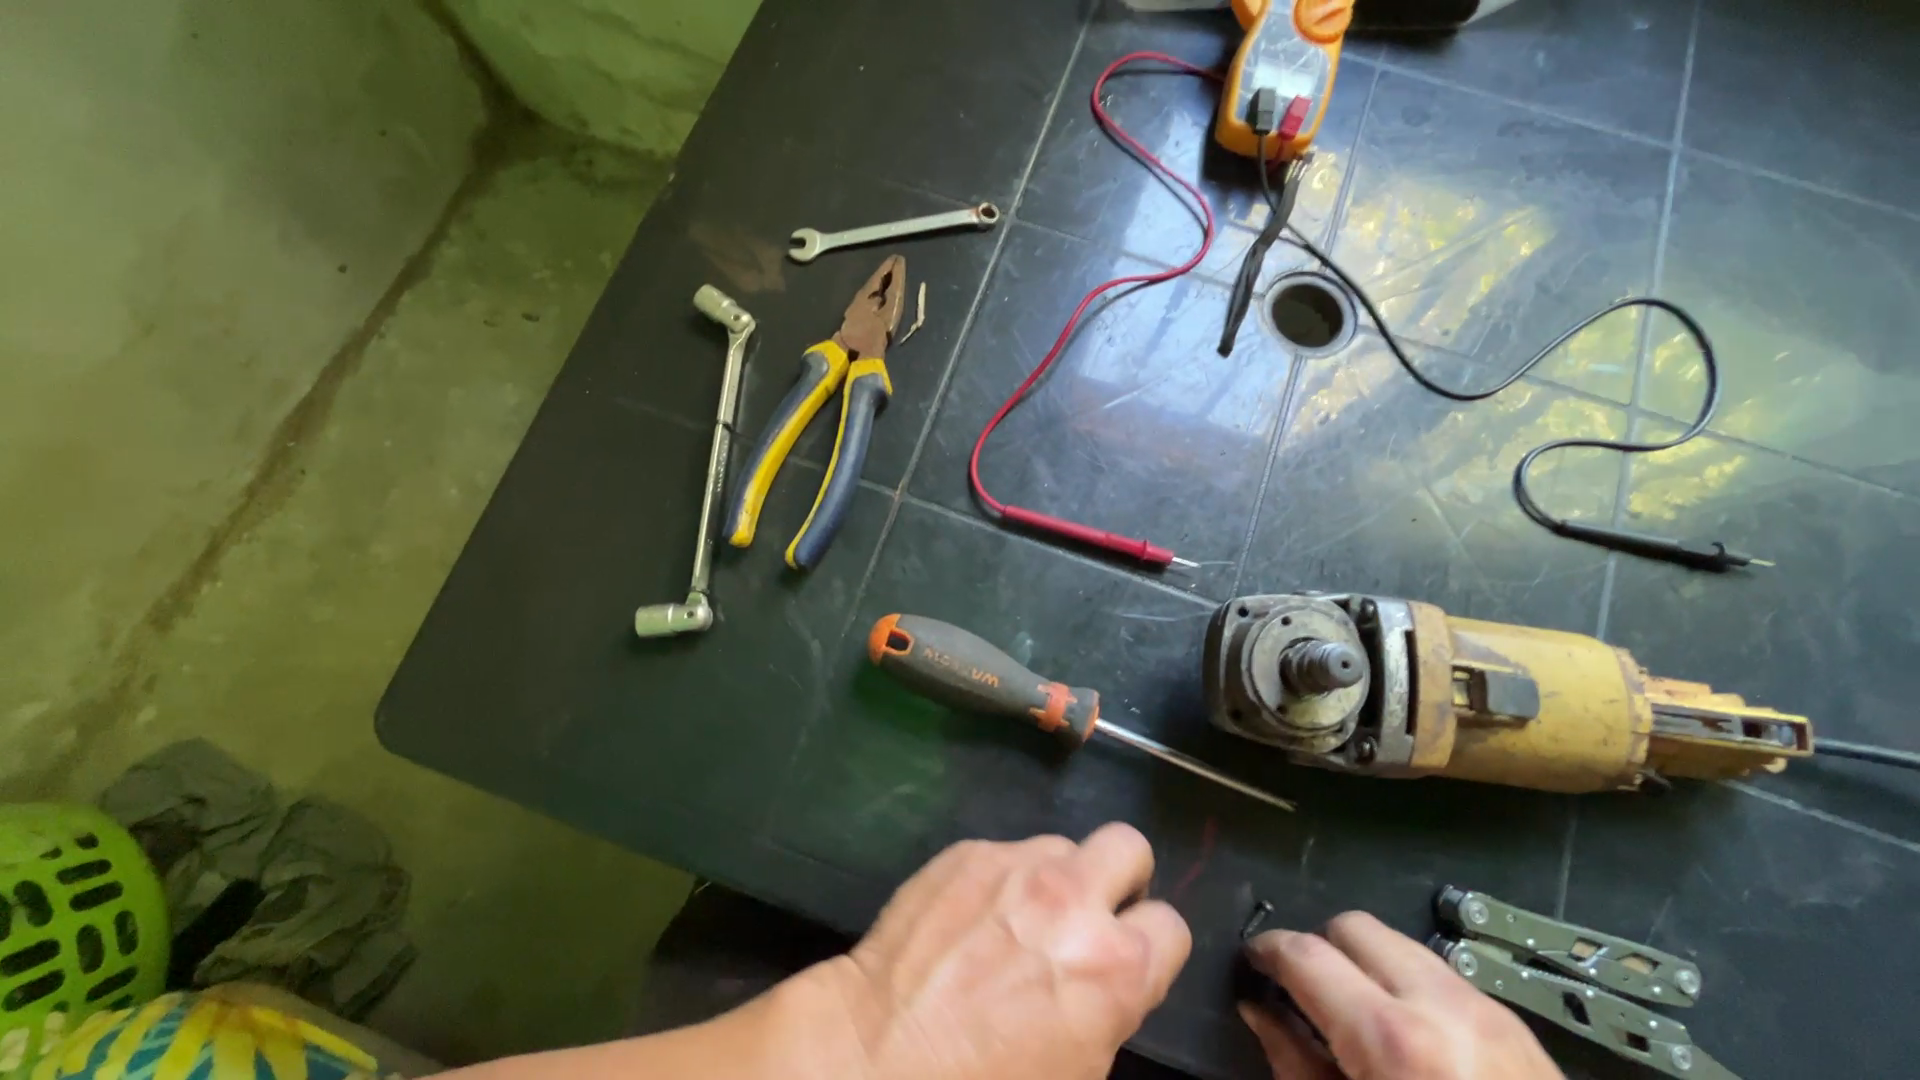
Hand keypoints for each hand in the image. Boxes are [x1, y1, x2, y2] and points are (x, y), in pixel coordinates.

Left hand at [801, 824, 1191, 1079]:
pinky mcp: (968, 851)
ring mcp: (1017, 865)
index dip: (1152, 946)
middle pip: (1128, 846)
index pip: (1172, 925)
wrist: (881, 1053)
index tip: (1128, 958)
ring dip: (1053, 877)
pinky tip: (969, 914)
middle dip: (1119, 878)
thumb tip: (1105, 978)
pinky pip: (1004, 852)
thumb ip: (1108, 1003)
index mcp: (1116, 966)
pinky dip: (999, 878)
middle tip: (1086, 913)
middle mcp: (1074, 899)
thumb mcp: (1079, 1066)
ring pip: (1061, 845)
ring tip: (1017, 915)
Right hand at [1241, 913, 1561, 1079]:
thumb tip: (1261, 1011)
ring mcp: (1484, 1009)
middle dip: (1320, 947)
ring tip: (1356, 1012)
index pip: (1305, 954)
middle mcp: (1439, 1004)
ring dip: (1365, 963)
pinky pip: (1440, 975)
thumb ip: (1295, 1064)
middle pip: (1353, 926)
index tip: (1252, 962)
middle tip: (1305, 989)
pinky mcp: (1515, 1025)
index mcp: (1390, 1039)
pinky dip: (1407, 986)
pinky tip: (1407, 1037)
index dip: (1267, 950)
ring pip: (1399, 943)